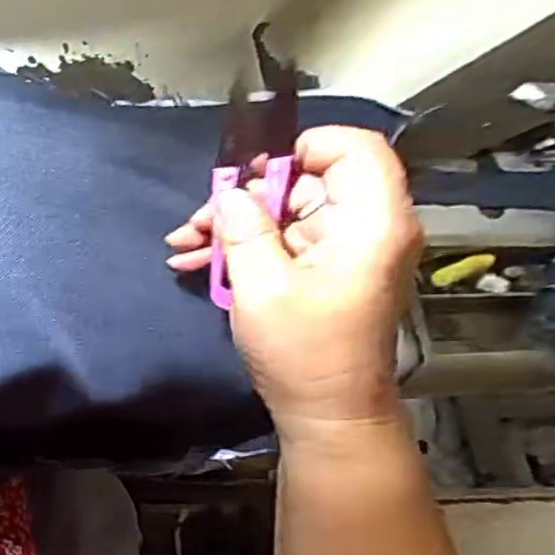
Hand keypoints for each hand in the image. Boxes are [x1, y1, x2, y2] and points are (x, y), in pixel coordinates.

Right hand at [164, 126, 420, 434]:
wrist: (324, 406)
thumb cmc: (302, 350)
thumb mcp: (262, 288)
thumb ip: (246, 233)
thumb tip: (231, 194)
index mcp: (369, 224)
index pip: (353, 150)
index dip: (301, 148)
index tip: (247, 173)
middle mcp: (364, 227)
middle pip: (306, 182)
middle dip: (245, 198)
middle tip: (196, 225)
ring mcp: (341, 249)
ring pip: (284, 212)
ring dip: (232, 226)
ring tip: (185, 247)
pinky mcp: (321, 269)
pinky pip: (280, 240)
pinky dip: (240, 247)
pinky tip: (197, 261)